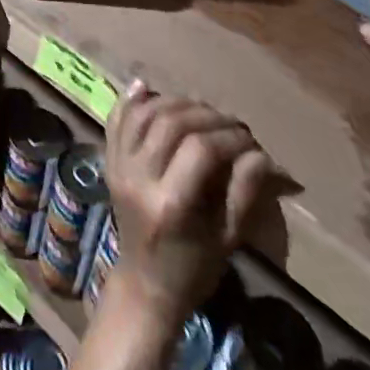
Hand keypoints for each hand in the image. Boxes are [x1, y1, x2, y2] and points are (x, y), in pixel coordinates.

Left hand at [104, 80, 271, 323]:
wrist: (145, 281)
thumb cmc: (195, 267)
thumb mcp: (230, 237)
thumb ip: (245, 191)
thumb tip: (262, 153)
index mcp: (170, 203)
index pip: (200, 148)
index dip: (231, 137)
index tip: (251, 141)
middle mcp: (136, 178)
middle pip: (170, 123)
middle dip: (208, 116)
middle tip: (233, 125)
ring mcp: (117, 167)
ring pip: (143, 115)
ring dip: (175, 102)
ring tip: (203, 111)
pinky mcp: (107, 162)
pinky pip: (116, 121)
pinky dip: (131, 101)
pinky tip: (147, 87)